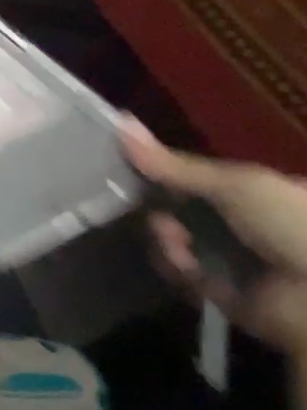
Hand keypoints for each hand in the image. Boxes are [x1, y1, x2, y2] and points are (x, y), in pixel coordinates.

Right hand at [122, 117, 306, 352]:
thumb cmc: (294, 227)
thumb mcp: (238, 184)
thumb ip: (175, 163)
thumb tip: (121, 121)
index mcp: (267, 193)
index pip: (200, 178)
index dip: (168, 174)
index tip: (139, 171)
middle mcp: (250, 223)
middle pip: (178, 207)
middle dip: (162, 210)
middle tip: (162, 215)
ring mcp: (234, 257)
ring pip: (171, 237)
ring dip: (166, 238)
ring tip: (177, 242)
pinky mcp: (217, 287)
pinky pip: (176, 268)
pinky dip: (175, 264)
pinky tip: (186, 265)